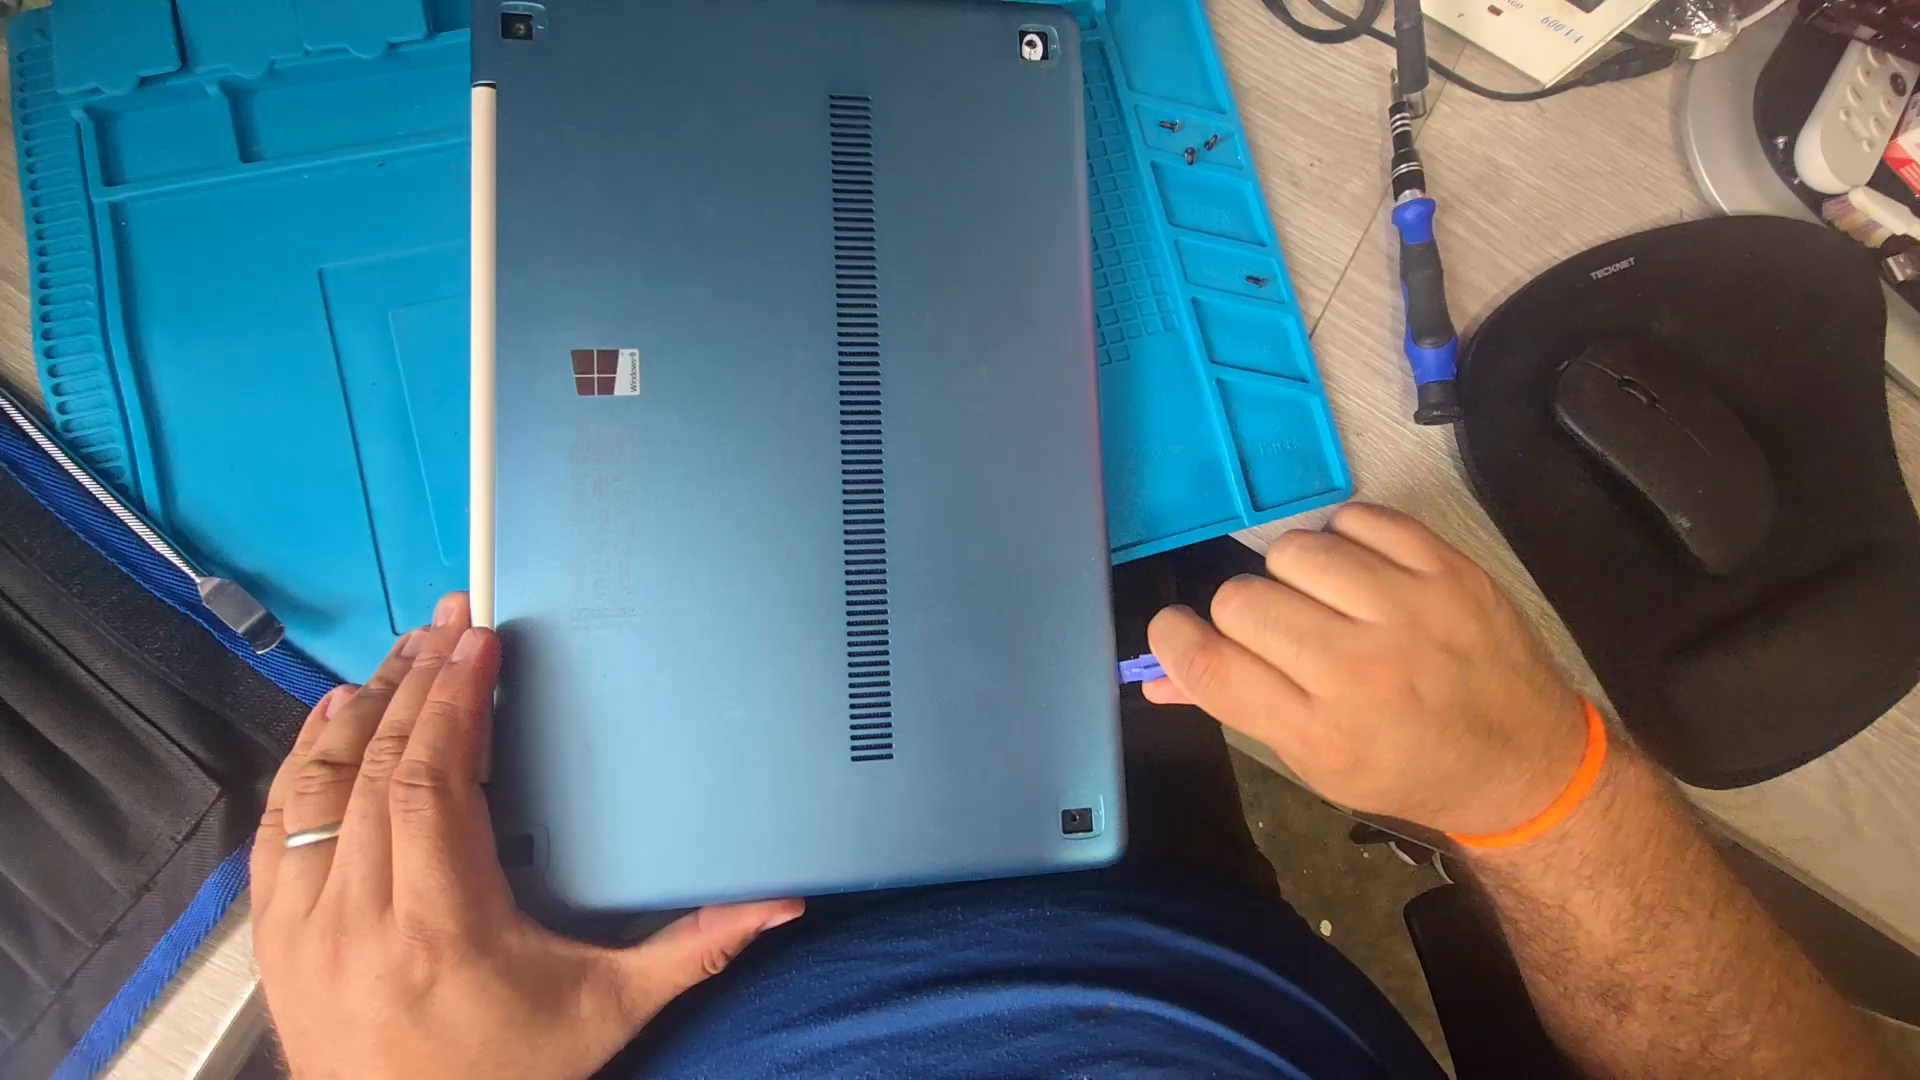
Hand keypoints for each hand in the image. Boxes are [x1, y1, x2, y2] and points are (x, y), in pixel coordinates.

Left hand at [252, 592, 801, 1079]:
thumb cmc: (510, 1073)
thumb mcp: (613, 1010)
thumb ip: (696, 951)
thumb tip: (782, 907)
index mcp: (441, 924)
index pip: (432, 785)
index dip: (454, 705)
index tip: (481, 645)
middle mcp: (355, 919)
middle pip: (375, 769)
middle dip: (416, 681)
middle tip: (454, 621)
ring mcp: (301, 930)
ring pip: (317, 788)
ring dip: (362, 707)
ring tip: (405, 650)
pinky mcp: (277, 940)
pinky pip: (276, 829)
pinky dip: (305, 759)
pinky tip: (334, 715)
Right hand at [1144, 504, 1586, 836]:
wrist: (1525, 765)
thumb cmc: (1400, 767)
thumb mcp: (1309, 761)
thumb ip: (1229, 706)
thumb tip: (1154, 677)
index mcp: (1319, 731)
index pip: (1206, 663)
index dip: (1173, 639)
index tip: (1183, 633)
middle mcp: (1360, 671)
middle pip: (1238, 600)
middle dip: (1241, 612)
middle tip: (1277, 632)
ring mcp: (1410, 612)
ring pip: (1289, 550)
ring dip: (1289, 573)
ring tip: (1322, 599)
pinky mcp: (1448, 569)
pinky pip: (1353, 518)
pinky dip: (1342, 538)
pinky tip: (1360, 572)